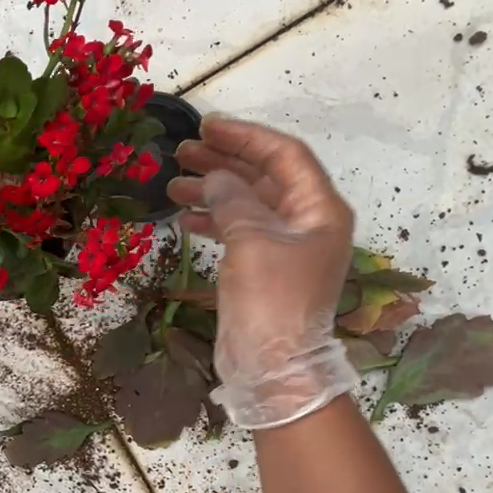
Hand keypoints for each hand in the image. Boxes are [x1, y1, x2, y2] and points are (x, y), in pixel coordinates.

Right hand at [166, 116, 358, 428]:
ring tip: (172, 184)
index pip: (284, 156)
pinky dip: (212, 221)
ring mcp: (284, 247)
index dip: (245, 138)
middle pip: (264, 178)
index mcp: (319, 209)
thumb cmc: (271, 300)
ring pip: (246, 204)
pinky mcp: (263, 269)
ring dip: (211, 191)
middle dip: (223, 162)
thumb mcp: (252, 243)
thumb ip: (232, 202)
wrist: (275, 364)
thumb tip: (213, 180)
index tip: (207, 127)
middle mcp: (306, 222)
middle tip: (182, 151)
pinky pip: (237, 232)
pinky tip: (184, 218)